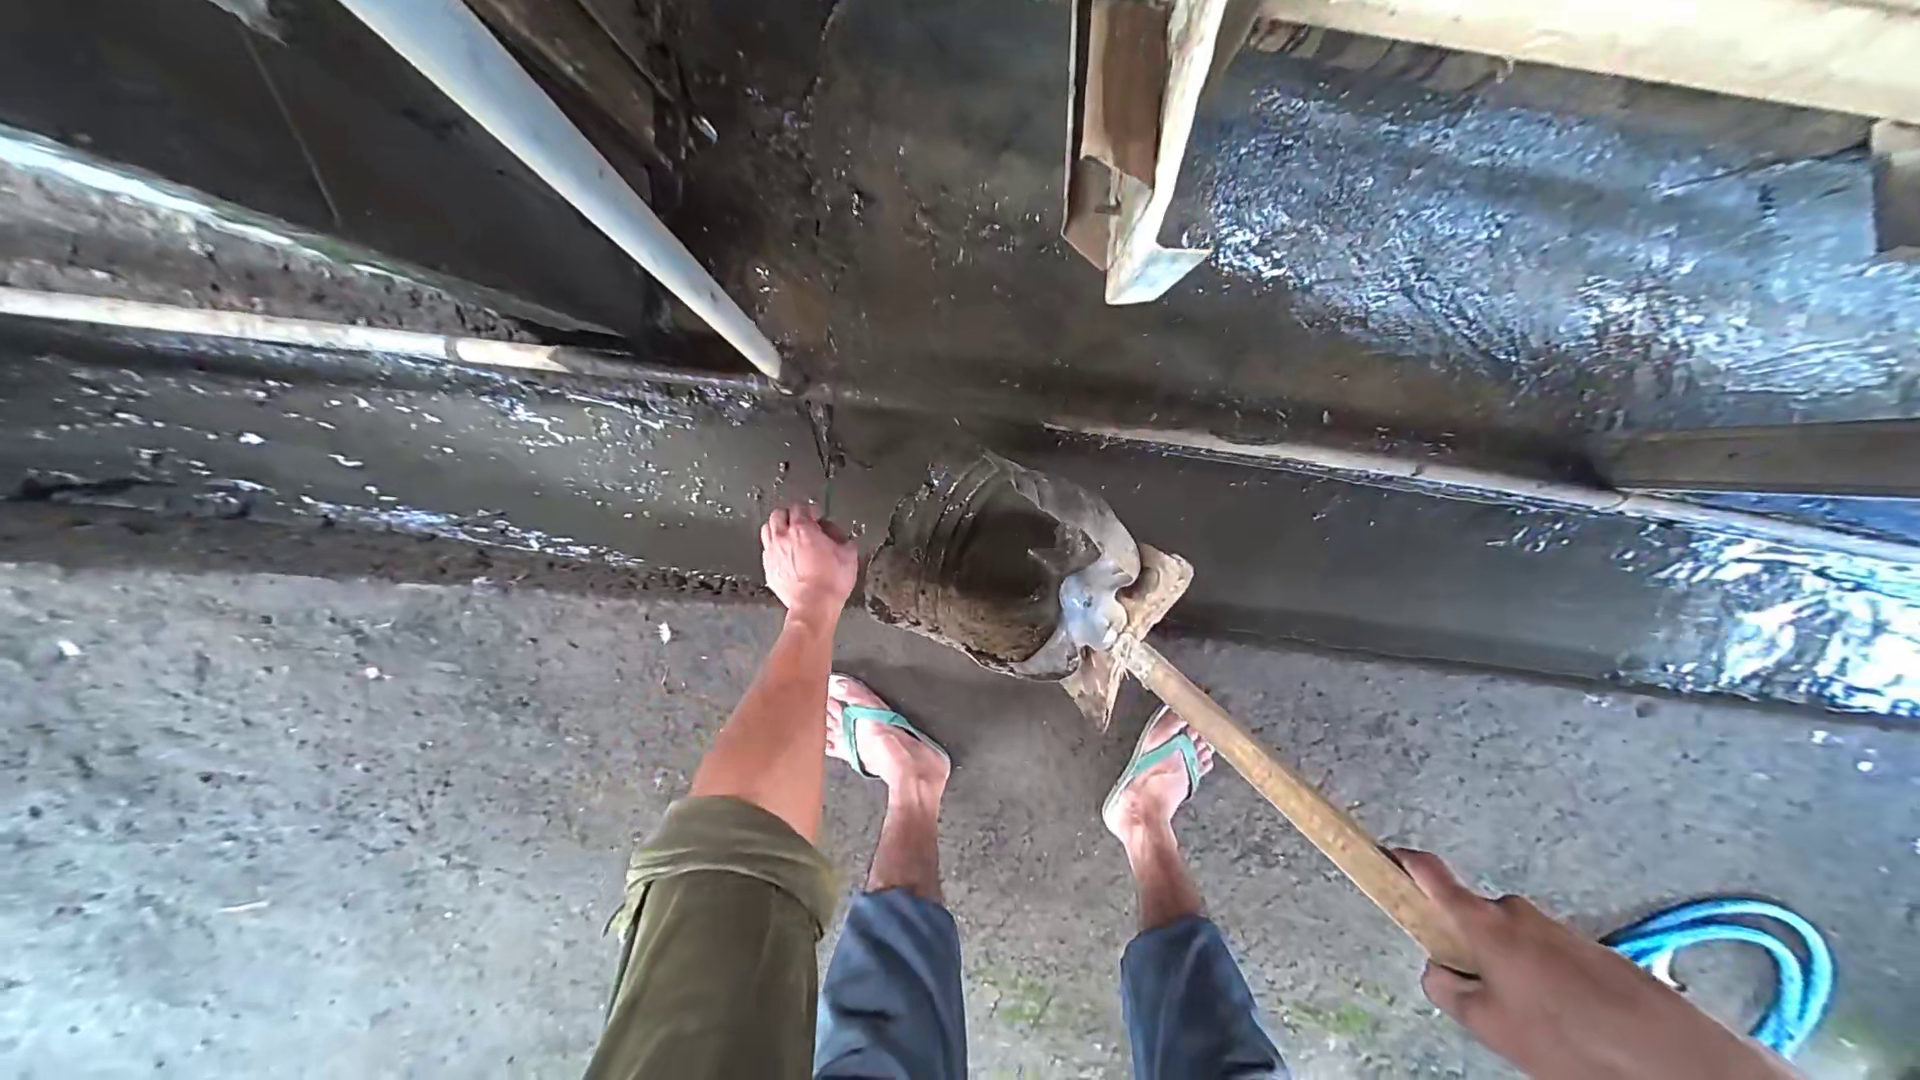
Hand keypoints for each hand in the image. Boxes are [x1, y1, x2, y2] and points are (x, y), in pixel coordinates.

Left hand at [760, 504, 857, 621]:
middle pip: (778, 514)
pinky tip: (784, 554)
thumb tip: (843, 540)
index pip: (800, 507)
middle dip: (789, 515)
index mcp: (803, 529)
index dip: (809, 509)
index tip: (815, 515)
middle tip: (800, 522)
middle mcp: (784, 537)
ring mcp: (773, 553)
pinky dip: (774, 548)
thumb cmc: (829, 583)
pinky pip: (766, 550)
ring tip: (787, 534)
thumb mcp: (848, 556)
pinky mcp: (769, 569)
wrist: (814, 605)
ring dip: (777, 529)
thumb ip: (844, 541)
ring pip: (767, 529)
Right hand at [1399, 850, 1797, 1079]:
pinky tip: (1576, 1026)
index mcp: (1484, 923)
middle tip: (1486, 994)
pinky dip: (1551, 983)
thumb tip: (1440, 970)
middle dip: (1471, 947)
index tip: (1385, 856)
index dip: (1402, 861)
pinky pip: (1553, 958)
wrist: (1687, 1067)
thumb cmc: (1574, 1041)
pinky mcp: (1599, 952)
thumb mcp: (1491, 1026)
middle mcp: (1519, 913)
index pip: (1429, 873)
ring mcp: (1562, 930)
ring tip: (1543, 1023)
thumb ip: (1448, 989)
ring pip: (1517, 942)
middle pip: (1475, 918)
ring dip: (1515, 970)